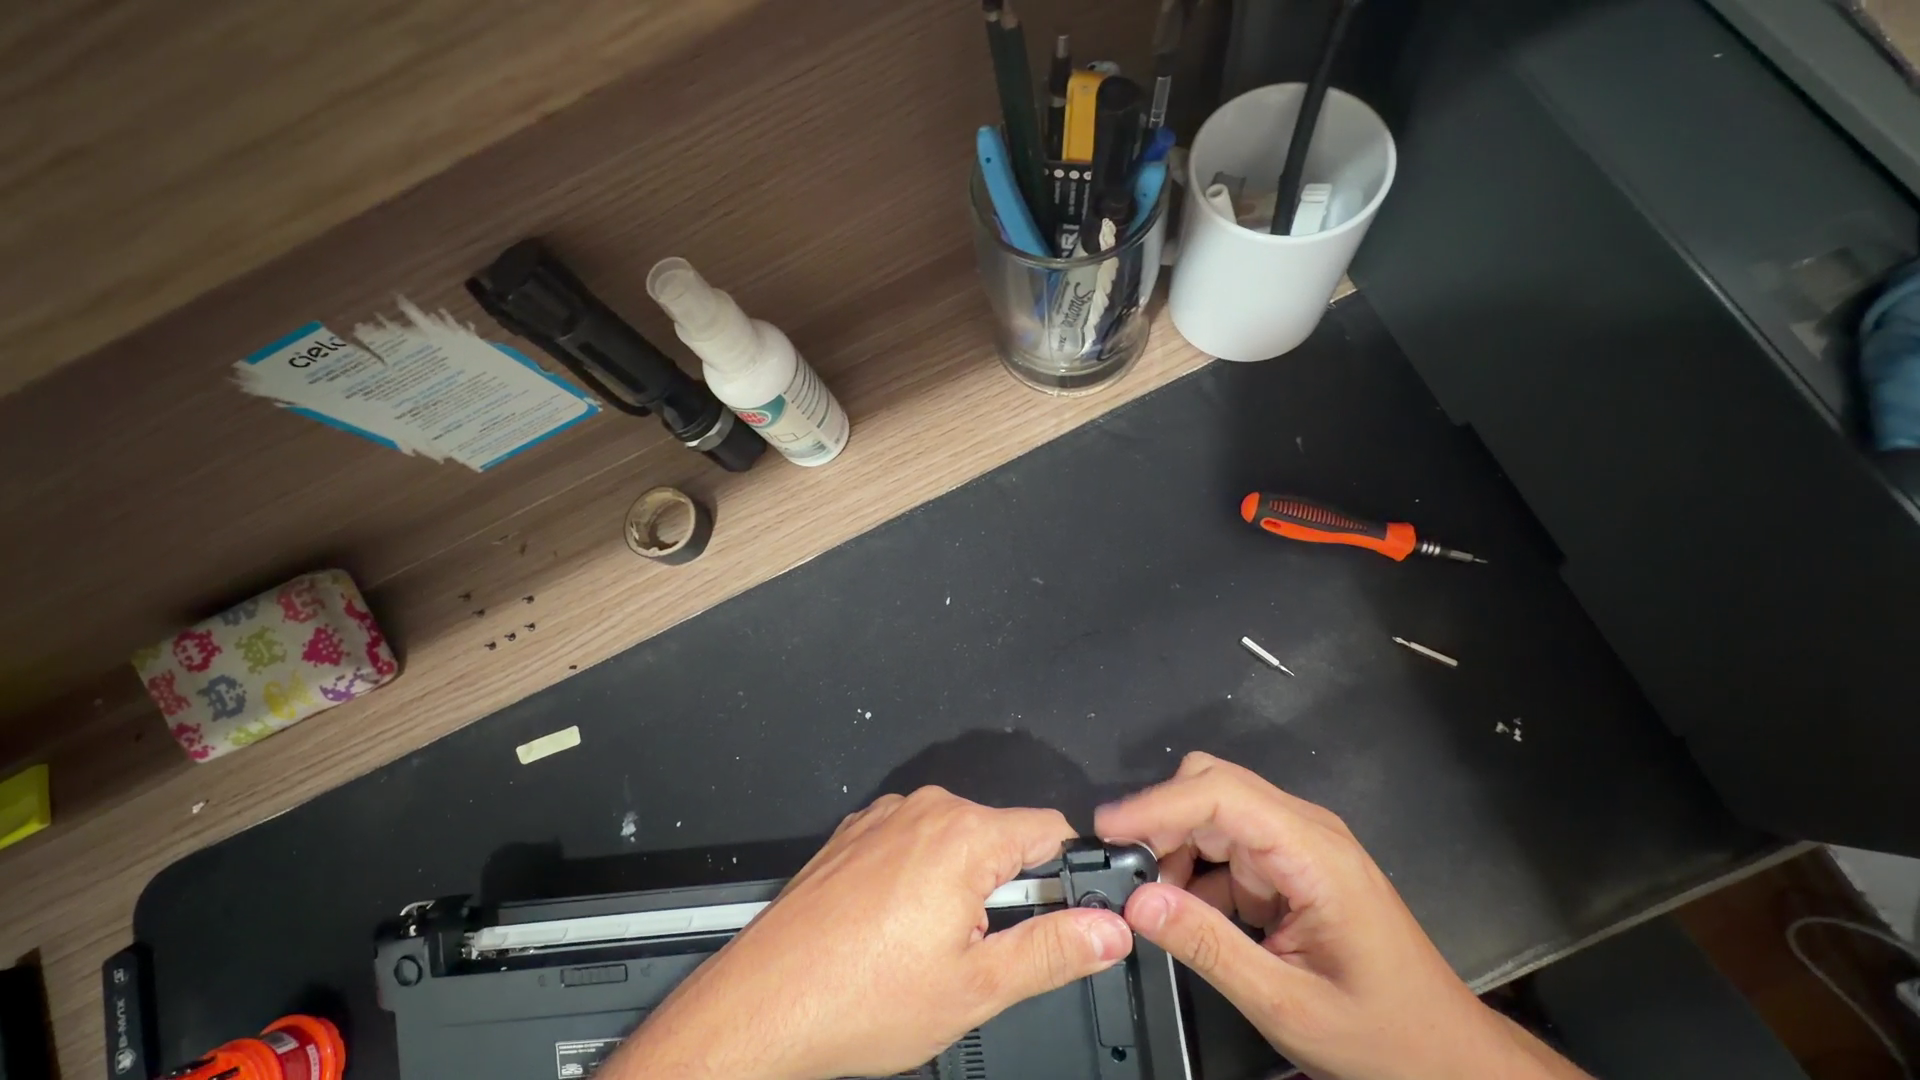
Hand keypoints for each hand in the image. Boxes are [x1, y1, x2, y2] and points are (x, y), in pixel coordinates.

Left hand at [615, 787, 1134, 1079]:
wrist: (765, 1003)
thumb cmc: (858, 997)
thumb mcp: (976, 987)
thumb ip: (1053, 950)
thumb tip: (1106, 929)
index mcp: (963, 836)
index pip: (1053, 831)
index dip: (1071, 875)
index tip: (1068, 914)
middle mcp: (924, 811)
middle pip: (1002, 836)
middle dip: (1007, 889)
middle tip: (981, 949)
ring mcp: (884, 817)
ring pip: (957, 842)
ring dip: (962, 886)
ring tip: (928, 946)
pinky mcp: (856, 834)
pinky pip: (913, 843)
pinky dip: (920, 878)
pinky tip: (894, 930)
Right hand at [1096, 753, 1588, 1079]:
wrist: (1449, 1056)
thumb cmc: (1381, 1033)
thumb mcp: (1287, 1004)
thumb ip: (1208, 947)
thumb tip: (1136, 900)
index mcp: (1312, 852)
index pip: (1221, 795)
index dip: (1156, 804)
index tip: (1104, 831)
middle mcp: (1304, 830)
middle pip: (1213, 787)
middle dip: (1160, 820)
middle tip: (1122, 871)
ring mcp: (1298, 845)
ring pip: (1213, 812)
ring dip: (1173, 846)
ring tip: (1149, 901)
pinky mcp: (1291, 865)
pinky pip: (1226, 846)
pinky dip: (1194, 869)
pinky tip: (1185, 911)